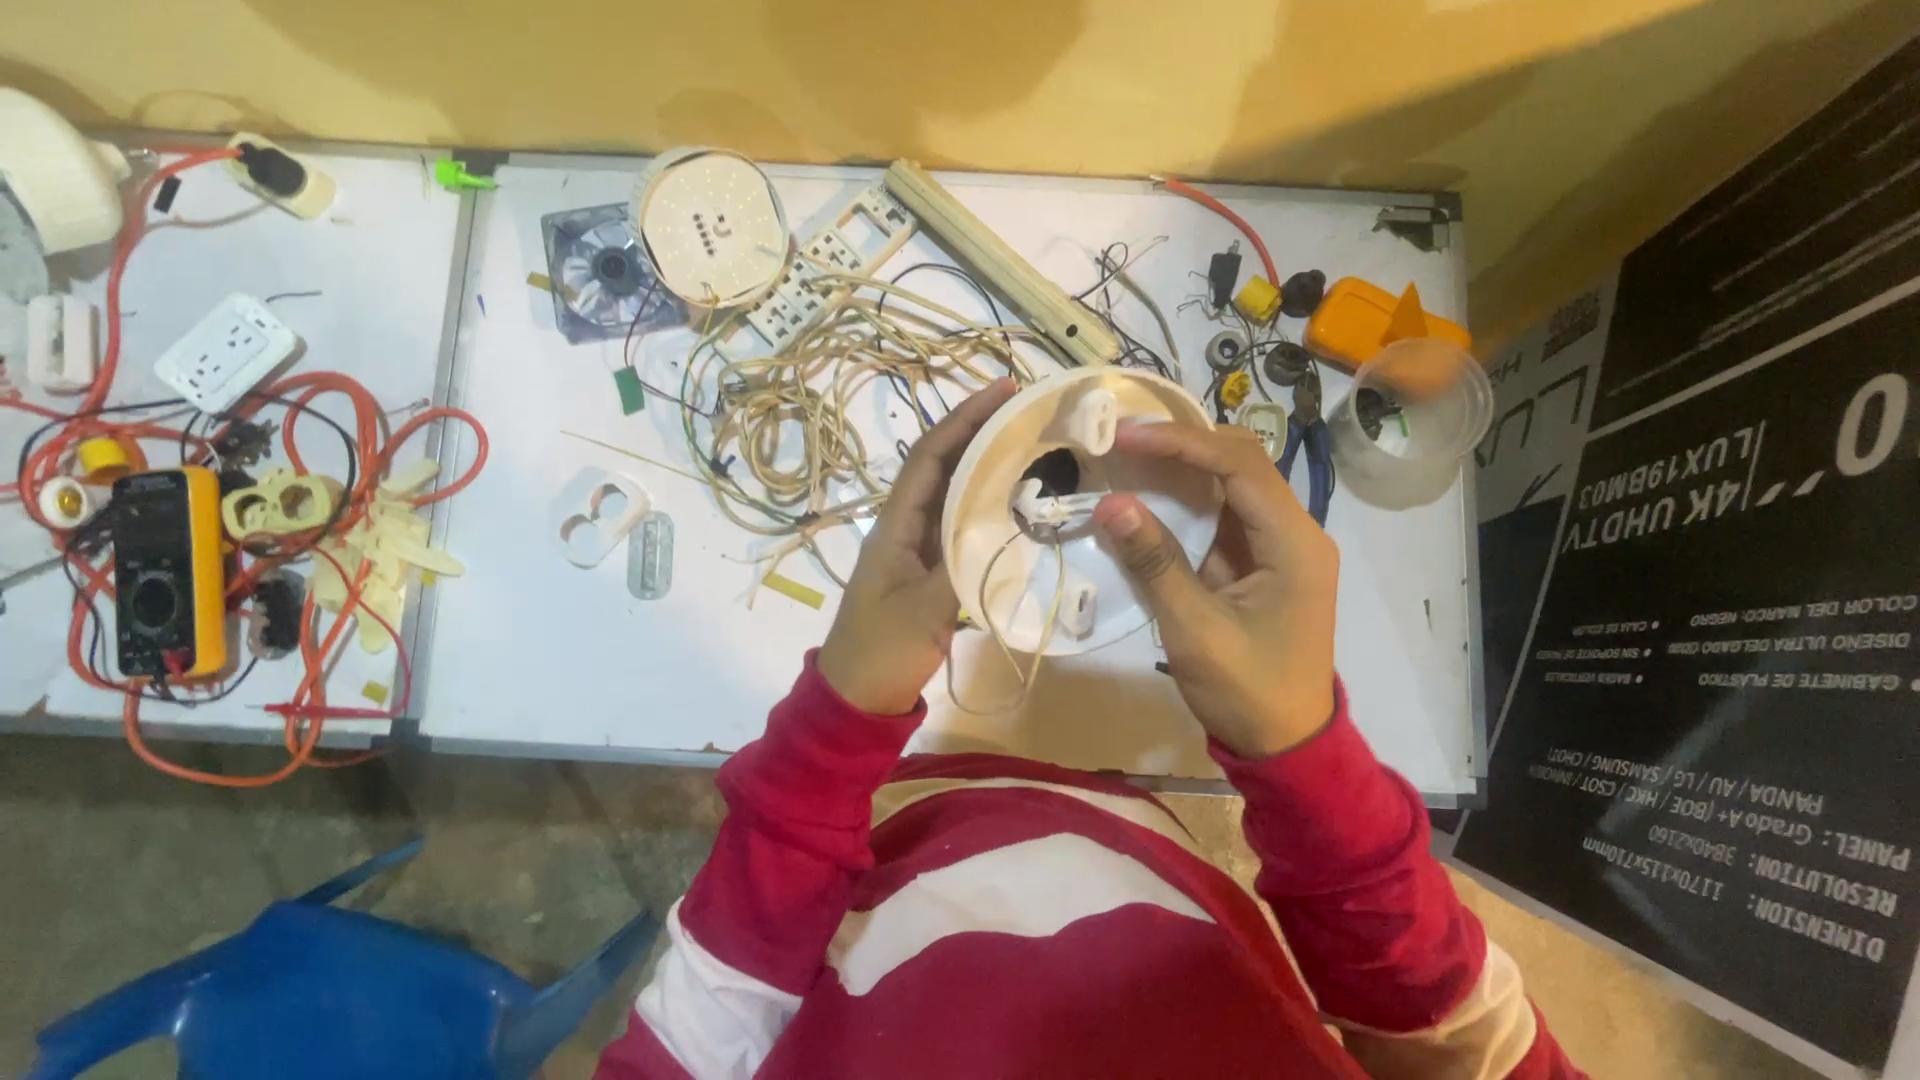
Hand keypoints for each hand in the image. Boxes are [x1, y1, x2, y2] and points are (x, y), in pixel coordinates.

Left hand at [818, 378, 1018, 714]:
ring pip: (953, 494)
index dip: (963, 419)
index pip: (930, 456)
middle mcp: (905, 526)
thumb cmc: (880, 651)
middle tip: (1027, 411)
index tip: (1001, 391)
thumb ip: (962, 569)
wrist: (857, 697)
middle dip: (979, 432)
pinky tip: (1017, 503)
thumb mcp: (921, 612)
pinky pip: (961, 526)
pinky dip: (987, 508)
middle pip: (943, 466)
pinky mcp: (930, 571)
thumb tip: (1007, 529)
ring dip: (985, 466)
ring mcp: (918, 549)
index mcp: (894, 525)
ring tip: (1030, 444)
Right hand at [1093, 423, 1339, 757]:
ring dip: (1181, 468)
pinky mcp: (1259, 563)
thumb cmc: (1248, 691)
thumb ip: (1156, 564)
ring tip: (1126, 458)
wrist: (1287, 744)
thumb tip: (1112, 504)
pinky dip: (1185, 502)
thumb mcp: (1196, 631)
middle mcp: (1295, 532)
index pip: (1240, 464)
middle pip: (1241, 462)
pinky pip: (1222, 516)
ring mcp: (1279, 546)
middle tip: (1121, 441)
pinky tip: (1147, 497)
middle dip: (1181, 445)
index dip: (1181, 442)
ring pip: (1231, 484)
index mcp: (1295, 543)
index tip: (1126, 437)